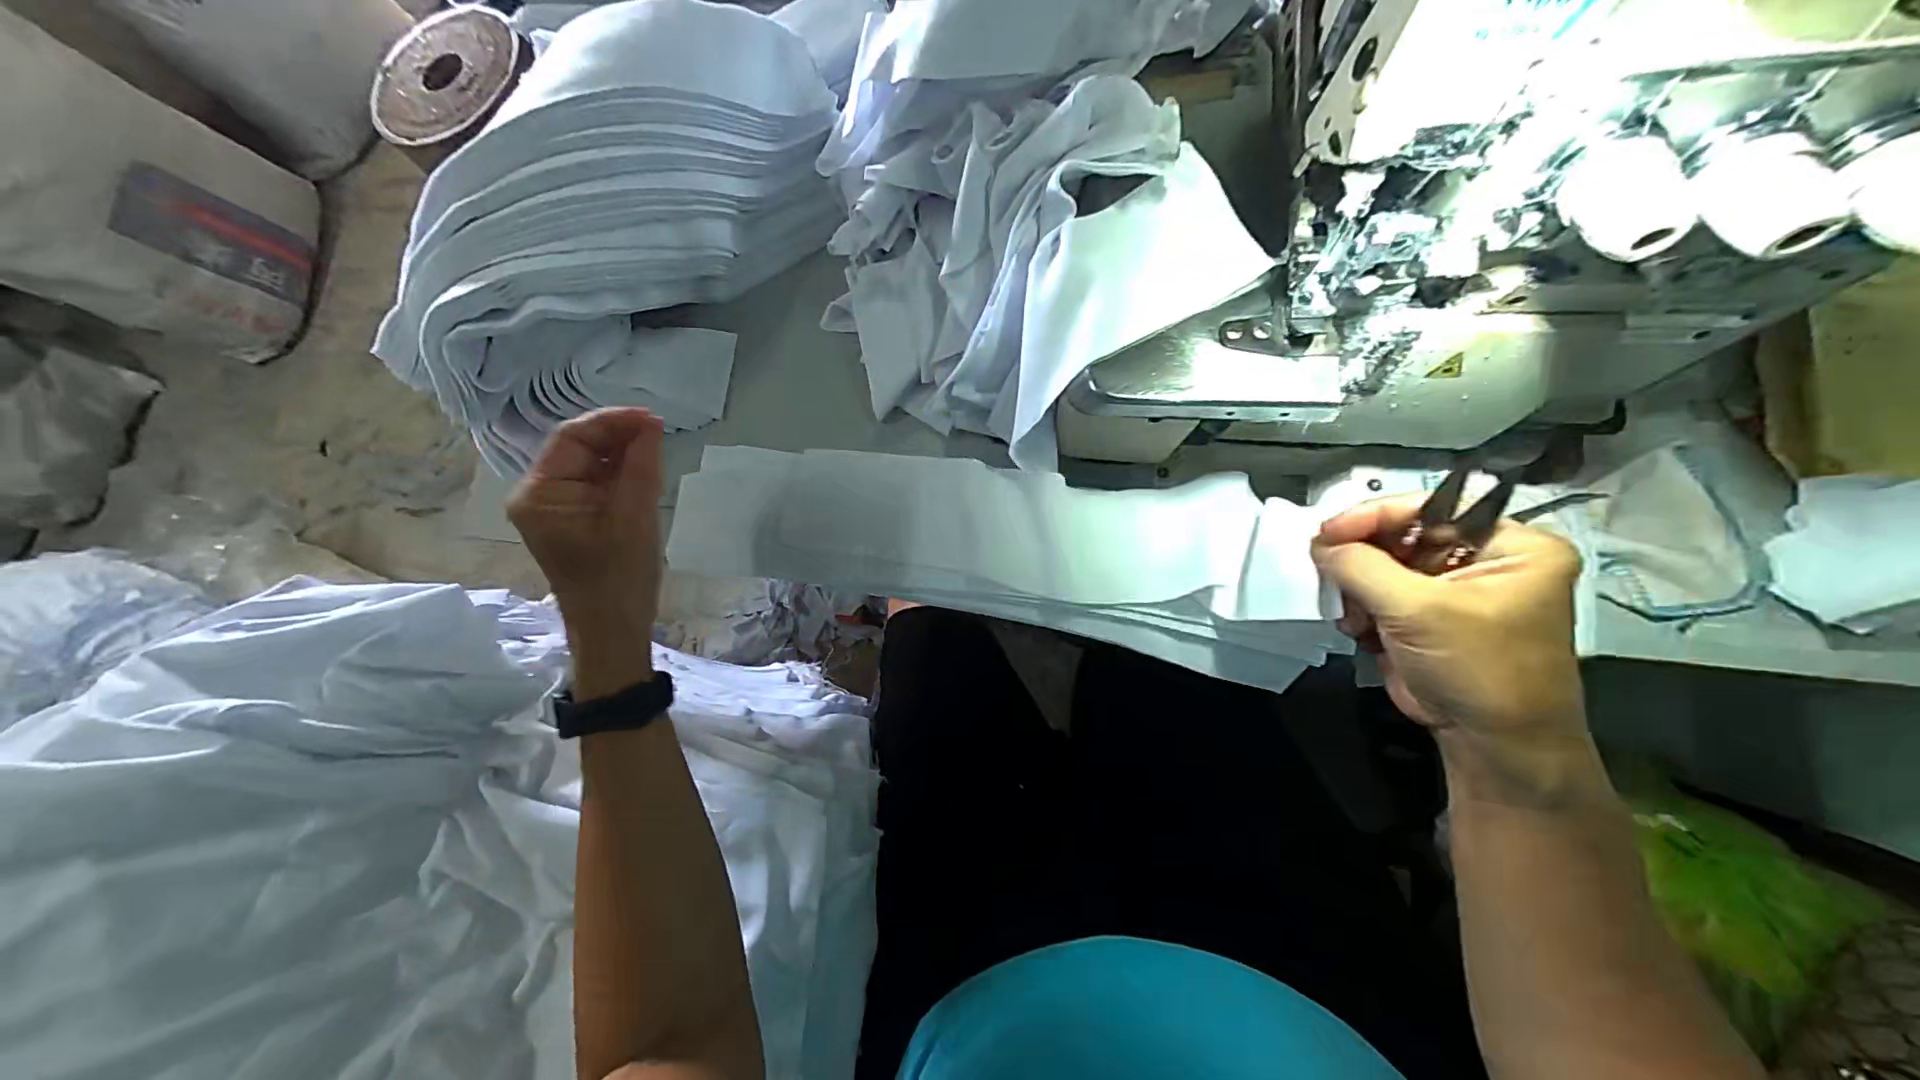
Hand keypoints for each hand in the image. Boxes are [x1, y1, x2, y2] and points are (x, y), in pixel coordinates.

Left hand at [507, 408, 665, 694]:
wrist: (614, 630)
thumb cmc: (619, 578)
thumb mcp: (633, 519)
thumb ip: (640, 468)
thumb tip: (650, 426)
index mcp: (539, 494)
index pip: (571, 438)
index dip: (612, 422)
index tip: (652, 419)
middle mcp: (540, 494)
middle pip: (580, 448)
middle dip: (620, 439)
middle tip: (661, 436)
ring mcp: (559, 507)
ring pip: (593, 464)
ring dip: (625, 457)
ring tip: (658, 457)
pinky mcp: (578, 518)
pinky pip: (600, 484)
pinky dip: (625, 476)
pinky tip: (648, 478)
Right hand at [1312, 497, 1600, 800]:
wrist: (1492, 743)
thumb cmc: (1477, 668)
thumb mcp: (1418, 609)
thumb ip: (1362, 566)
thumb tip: (1319, 544)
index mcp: (1511, 545)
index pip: (1431, 508)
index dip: (1374, 516)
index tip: (1327, 531)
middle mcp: (1484, 559)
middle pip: (1403, 535)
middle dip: (1362, 557)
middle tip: (1328, 570)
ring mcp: (1451, 589)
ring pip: (1382, 565)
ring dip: (1357, 588)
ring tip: (1352, 615)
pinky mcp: (1424, 617)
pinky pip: (1378, 593)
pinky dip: (1359, 608)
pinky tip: (1358, 628)